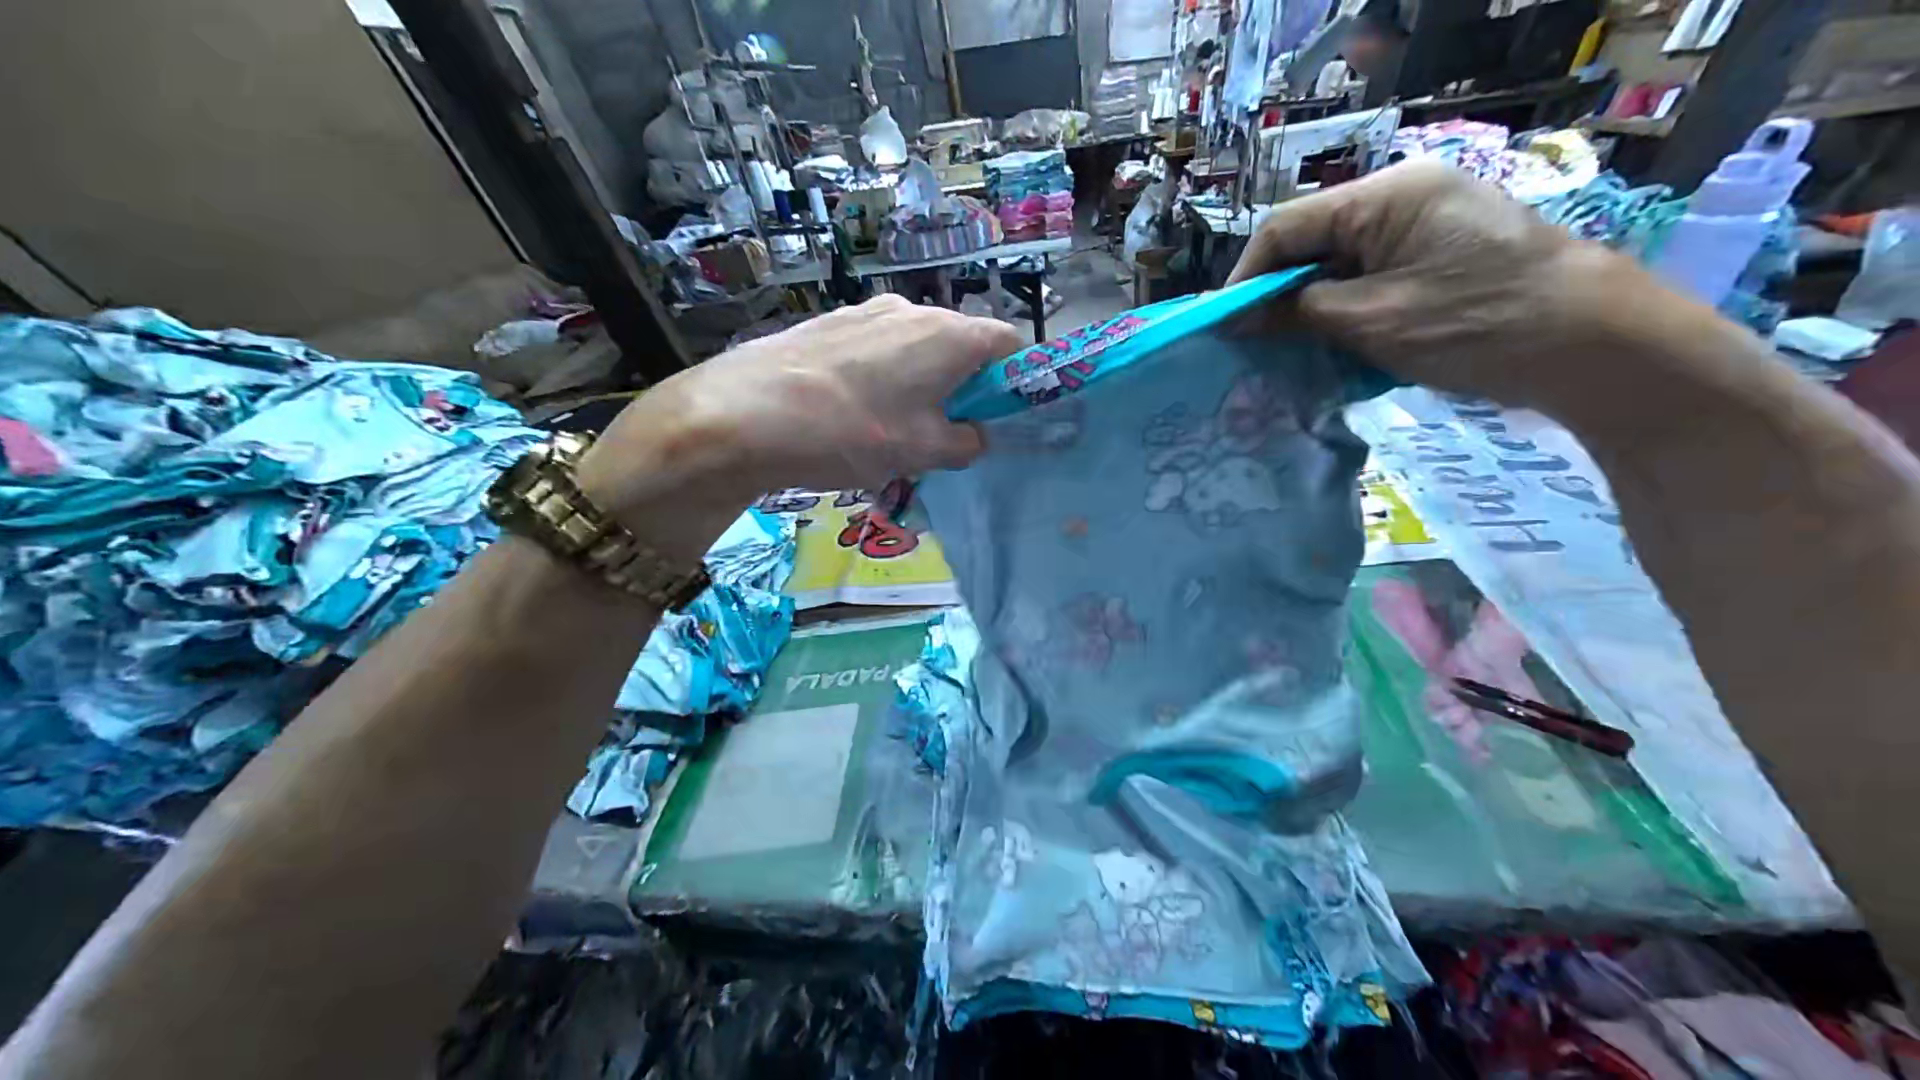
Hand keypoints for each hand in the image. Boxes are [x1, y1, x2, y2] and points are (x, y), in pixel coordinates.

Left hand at [575, 296, 1019, 558]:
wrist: (744, 414)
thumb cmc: (850, 432)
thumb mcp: (922, 452)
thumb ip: (965, 443)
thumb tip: (973, 436)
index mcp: (949, 335)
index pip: (1008, 343)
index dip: (1014, 379)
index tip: (996, 416)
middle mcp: (912, 310)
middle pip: (959, 344)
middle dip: (962, 385)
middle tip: (941, 431)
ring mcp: (864, 311)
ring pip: (913, 346)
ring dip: (919, 382)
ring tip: (886, 426)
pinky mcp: (826, 323)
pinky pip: (873, 348)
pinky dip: (879, 375)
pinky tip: (847, 411)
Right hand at [1229, 161, 1640, 411]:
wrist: (1595, 346)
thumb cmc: (1478, 324)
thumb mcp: (1373, 321)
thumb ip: (1297, 313)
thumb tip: (1239, 318)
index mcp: (1386, 196)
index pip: (1286, 227)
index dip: (1245, 277)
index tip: (1223, 327)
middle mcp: (1403, 200)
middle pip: (1311, 244)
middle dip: (1275, 296)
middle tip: (1251, 346)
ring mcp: (1425, 229)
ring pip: (1337, 267)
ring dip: (1307, 310)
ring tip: (1286, 353)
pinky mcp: (1439, 259)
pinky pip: (1369, 280)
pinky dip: (1342, 314)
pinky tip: (1330, 348)